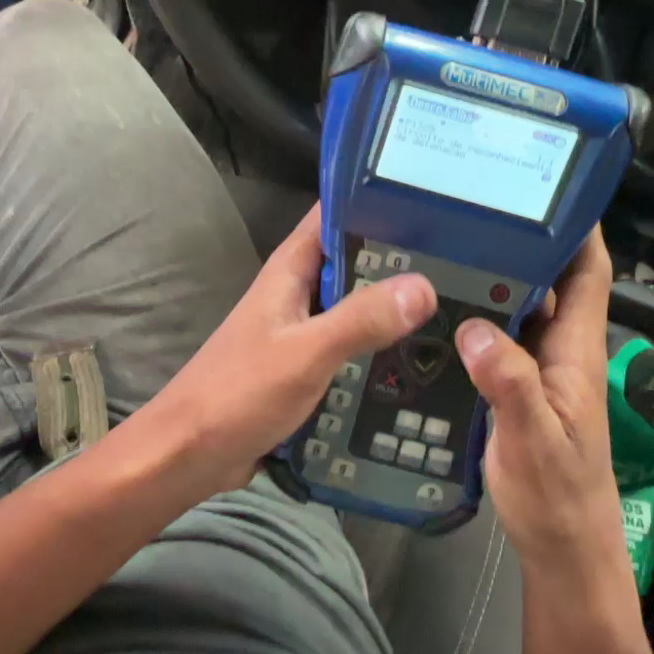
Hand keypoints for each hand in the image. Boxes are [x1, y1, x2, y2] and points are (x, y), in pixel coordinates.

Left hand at [127, 206, 437, 494]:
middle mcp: (298, 288)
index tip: (434, 200)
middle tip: (464, 257)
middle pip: (356, 258)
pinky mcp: (307, 362)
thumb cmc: (238, 393)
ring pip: (357, 302)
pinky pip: (352, 342)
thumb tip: (424, 286)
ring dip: (394, 303)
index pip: (337, 212)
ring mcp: (302, 326)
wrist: (189, 454)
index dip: (379, 199)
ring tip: (457, 300)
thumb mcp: (305, 353)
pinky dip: (380, 343)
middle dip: (401, 256)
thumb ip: (361, 319)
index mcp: (291, 268)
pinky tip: (419, 354)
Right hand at [455, 229, 627, 575]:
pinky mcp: (518, 385)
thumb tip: (474, 329)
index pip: (588, 273)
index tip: (550, 186)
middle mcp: (560, 348)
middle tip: (473, 204)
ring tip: (449, 242)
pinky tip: (442, 305)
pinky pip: (498, 334)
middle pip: (549, 279)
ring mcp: (539, 367)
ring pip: (520, 305)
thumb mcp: (532, 440)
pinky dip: (477, 313)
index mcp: (575, 349)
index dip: (578, 227)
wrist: (562, 547)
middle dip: (521, 240)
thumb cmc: (558, 495)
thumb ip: (509, 385)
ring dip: (495, 275)